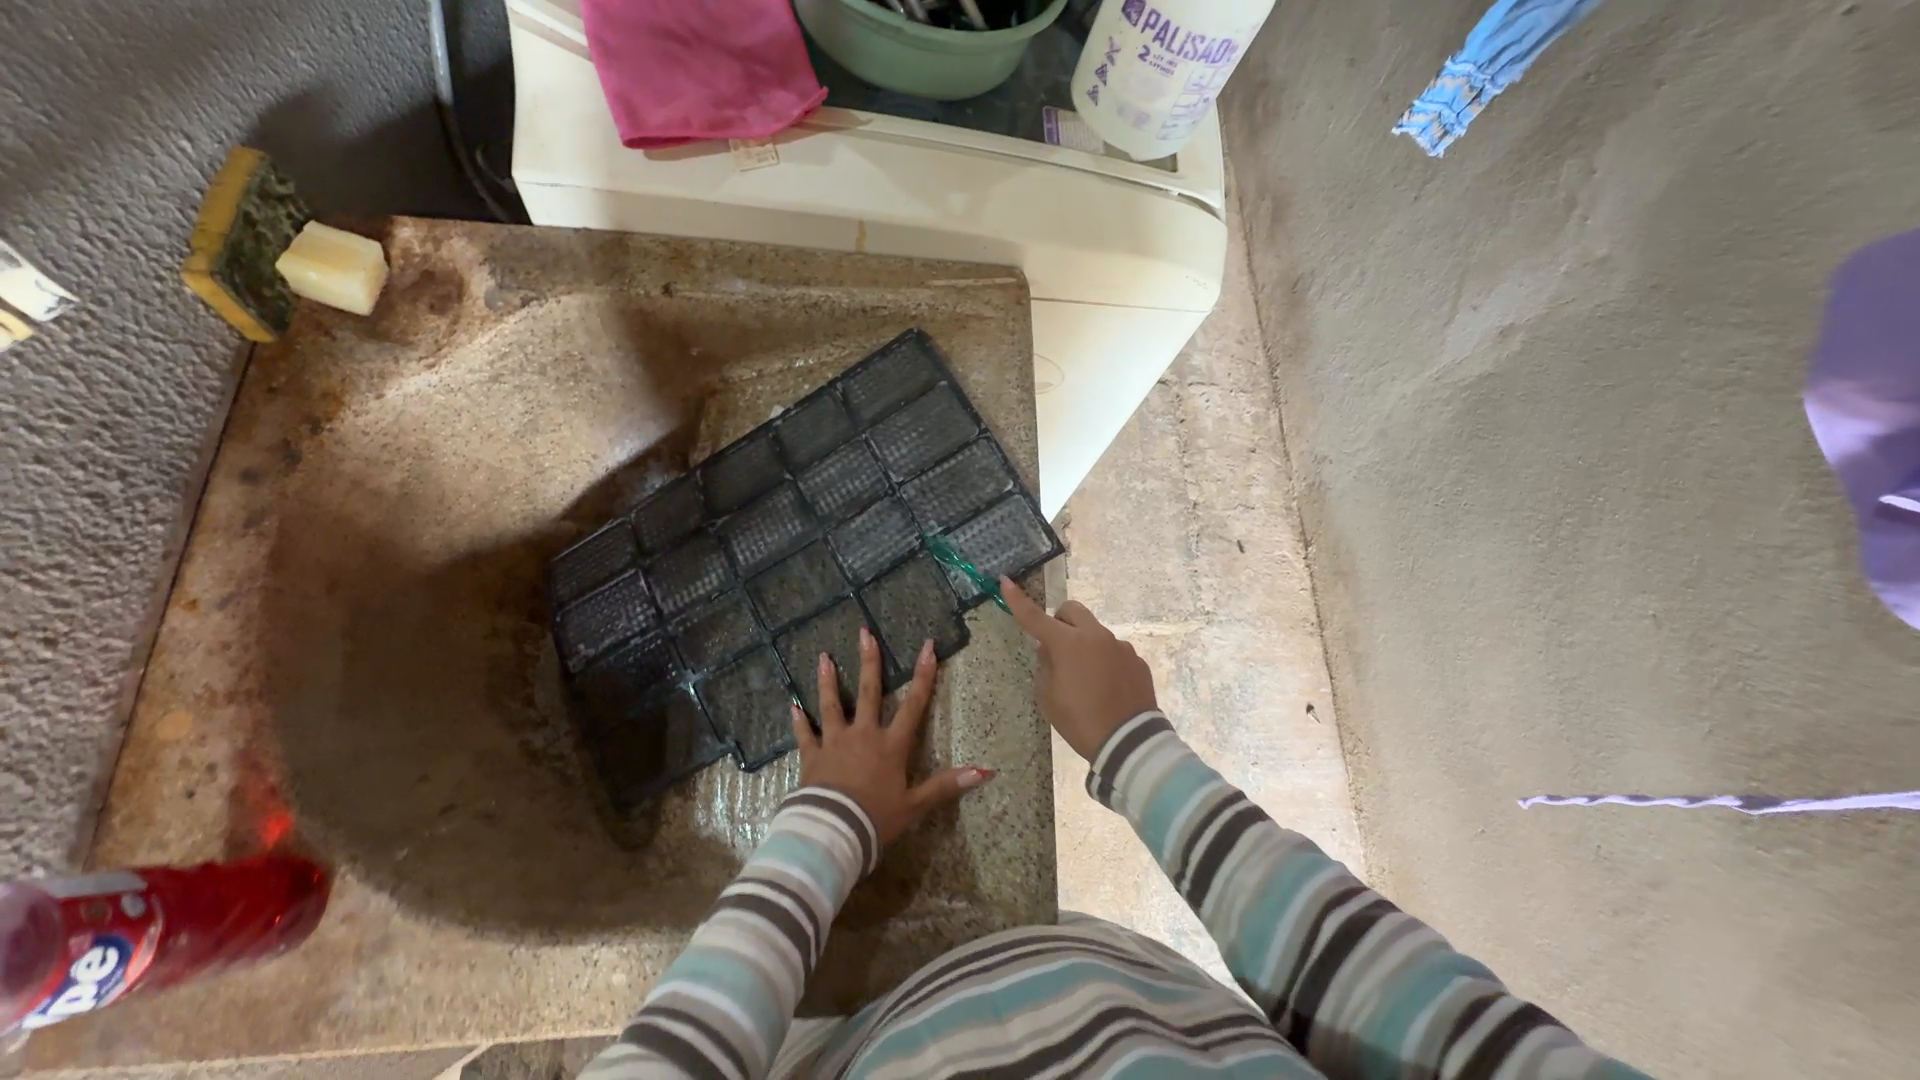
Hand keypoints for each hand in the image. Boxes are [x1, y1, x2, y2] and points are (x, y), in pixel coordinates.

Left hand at [791, 626, 993, 846]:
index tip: (928, 646)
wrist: (833, 831)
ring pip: (832, 705)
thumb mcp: (915, 804)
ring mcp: (835, 743)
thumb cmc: (876, 818)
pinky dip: (799, 721)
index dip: (923, 675)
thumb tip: (985, 772)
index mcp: (891, 745)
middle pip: (868, 692)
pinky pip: (805, 735)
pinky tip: (792, 706)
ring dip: (828, 681)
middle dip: (869, 661)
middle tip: (864, 633)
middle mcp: (864, 735)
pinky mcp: (812, 756)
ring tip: (824, 657)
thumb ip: (946, 786)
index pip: (913, 705)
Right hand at [1001, 577, 1158, 761]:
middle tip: (1056, 648)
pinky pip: (1114, 651)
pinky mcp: (1137, 660)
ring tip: (1087, 679)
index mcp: (1068, 644)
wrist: (1129, 742)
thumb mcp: (1048, 697)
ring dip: (1085, 644)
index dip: (1017, 600)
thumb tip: (1049, 649)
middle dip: (1060, 621)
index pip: (1035, 617)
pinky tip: (1107, 688)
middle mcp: (1096, 636)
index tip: (1005, 582)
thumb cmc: (1080, 721)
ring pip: (1095, 632)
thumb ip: (1045, 666)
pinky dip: (1105, 661)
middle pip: (1072, 610)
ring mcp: (1120, 646)